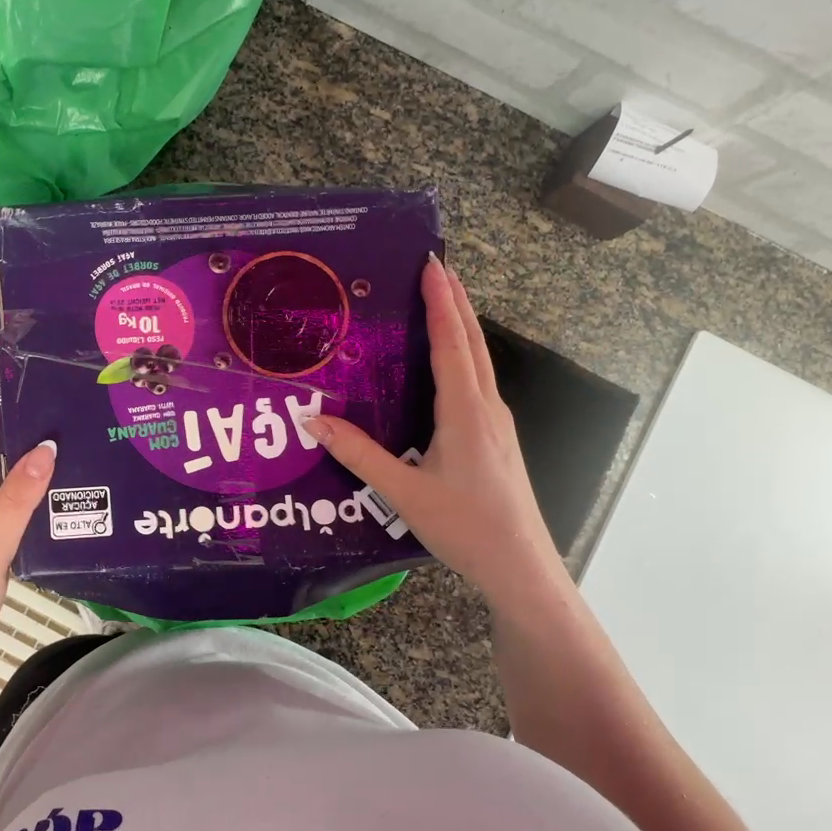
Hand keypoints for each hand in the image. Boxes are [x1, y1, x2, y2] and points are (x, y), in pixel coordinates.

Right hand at [303, 255, 562, 600]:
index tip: (430, 265)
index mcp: (466, 411)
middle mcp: (487, 408)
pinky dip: (463, 358)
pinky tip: (449, 367)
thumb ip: (358, 454)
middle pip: (472, 343)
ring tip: (441, 304)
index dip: (440, 303)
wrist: (519, 565)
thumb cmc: (463, 526)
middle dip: (454, 302)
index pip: (450, 344)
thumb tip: (312, 421)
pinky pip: (478, 384)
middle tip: (436, 268)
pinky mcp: (496, 440)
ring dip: (461, 328)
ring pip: (479, 362)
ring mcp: (497, 424)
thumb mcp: (402, 491)